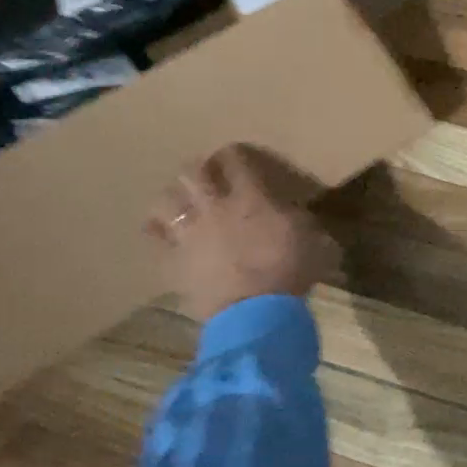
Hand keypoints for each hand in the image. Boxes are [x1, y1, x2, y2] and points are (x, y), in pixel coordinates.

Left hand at [145, 144, 339, 320]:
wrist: (255, 313)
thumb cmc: (290, 272)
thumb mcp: (313, 238)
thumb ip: (298, 219)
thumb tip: (295, 212)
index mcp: (252, 198)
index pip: (237, 162)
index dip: (235, 154)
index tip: (236, 153)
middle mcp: (215, 208)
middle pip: (193, 173)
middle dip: (198, 167)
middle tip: (206, 171)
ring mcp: (188, 234)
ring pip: (165, 200)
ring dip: (173, 196)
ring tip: (181, 198)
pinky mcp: (171, 261)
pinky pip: (153, 238)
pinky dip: (157, 230)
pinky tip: (163, 230)